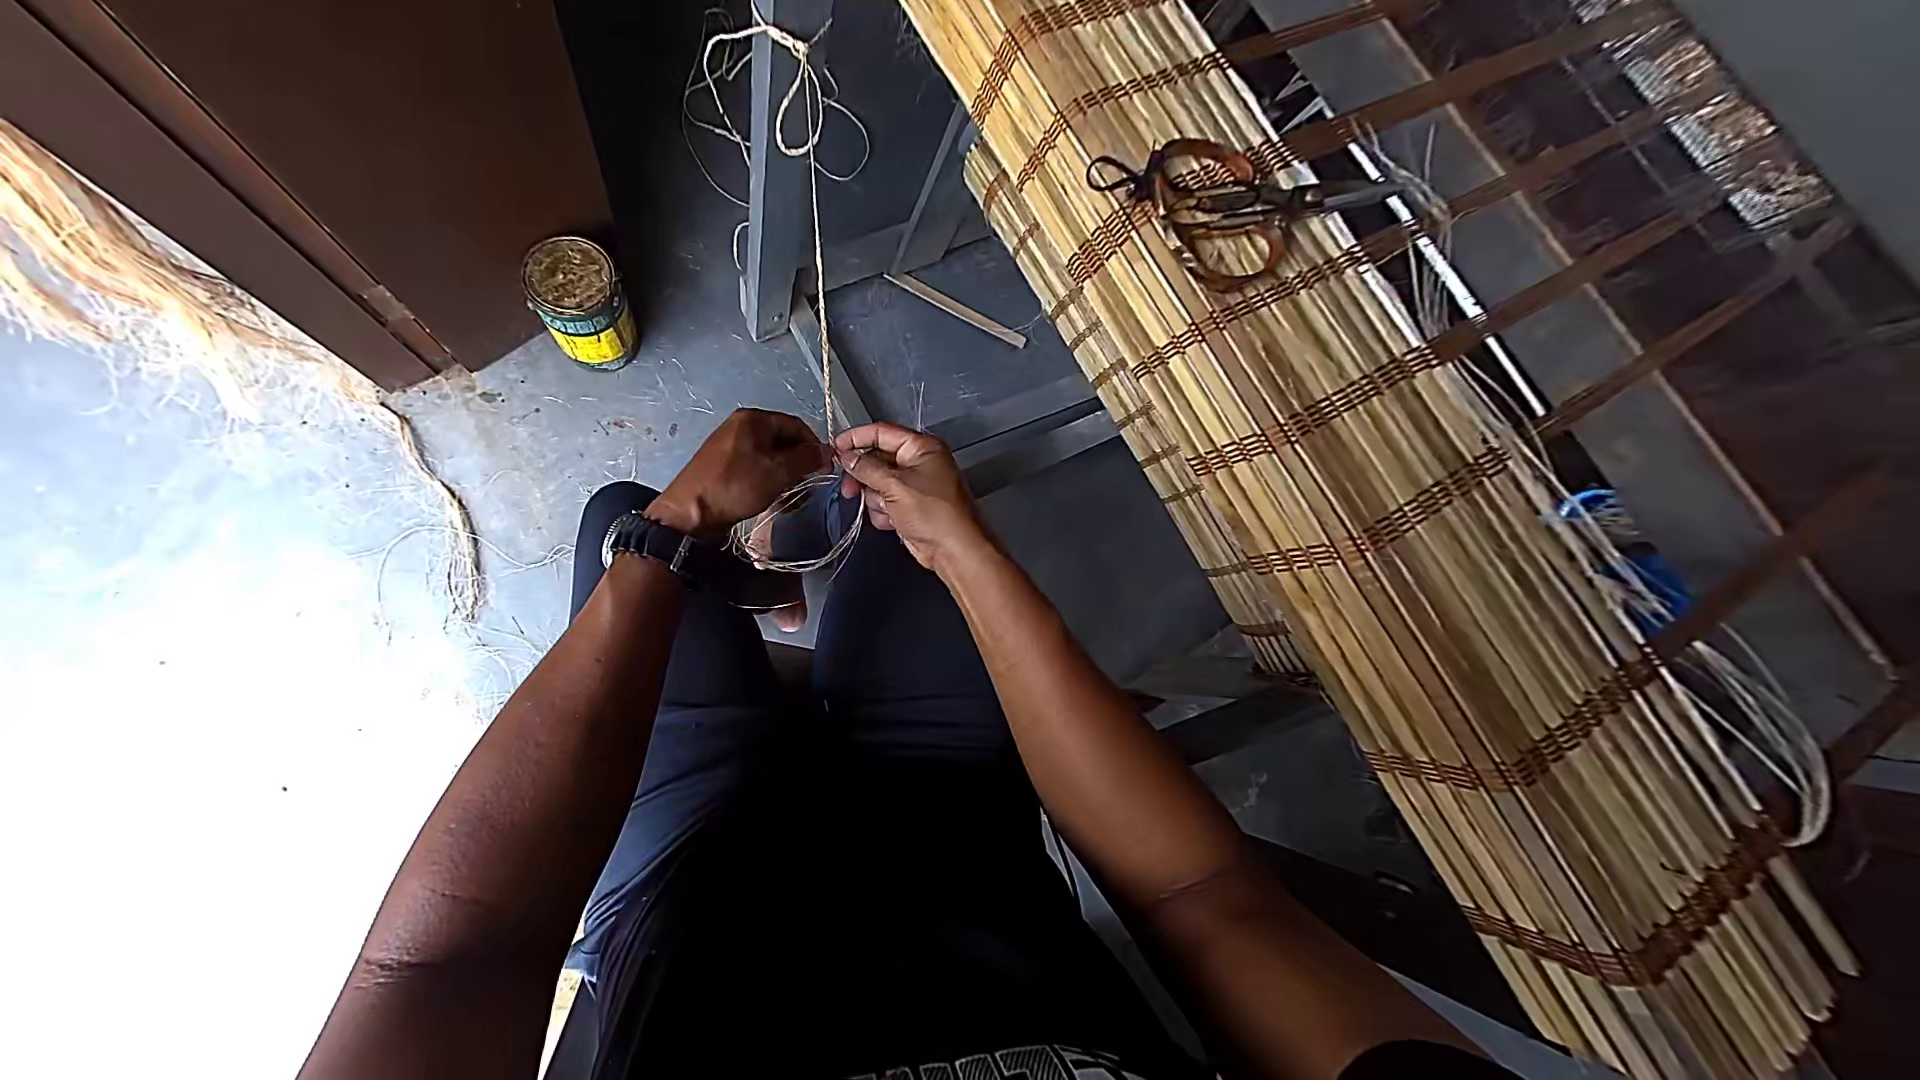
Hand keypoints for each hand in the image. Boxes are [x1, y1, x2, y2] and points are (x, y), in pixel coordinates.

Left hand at [649, 408, 830, 537]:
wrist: (690, 512)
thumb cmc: (736, 486)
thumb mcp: (778, 472)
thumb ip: (806, 458)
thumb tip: (827, 451)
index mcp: (753, 419)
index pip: (797, 425)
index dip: (814, 446)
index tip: (824, 469)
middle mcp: (741, 427)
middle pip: (784, 441)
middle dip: (799, 465)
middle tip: (806, 486)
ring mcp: (731, 446)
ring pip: (772, 457)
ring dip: (786, 477)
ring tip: (790, 498)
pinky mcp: (725, 465)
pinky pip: (757, 468)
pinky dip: (769, 481)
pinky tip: (773, 498)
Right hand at [834, 422, 990, 573]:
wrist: (952, 550)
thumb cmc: (936, 514)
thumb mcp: (895, 486)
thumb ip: (866, 468)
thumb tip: (847, 456)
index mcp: (921, 448)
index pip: (881, 432)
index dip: (856, 438)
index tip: (836, 446)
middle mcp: (918, 463)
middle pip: (876, 460)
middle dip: (863, 477)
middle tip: (850, 487)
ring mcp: (913, 485)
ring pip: (876, 484)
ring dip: (876, 500)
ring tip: (887, 510)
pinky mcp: (909, 506)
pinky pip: (883, 502)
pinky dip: (884, 513)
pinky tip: (894, 521)